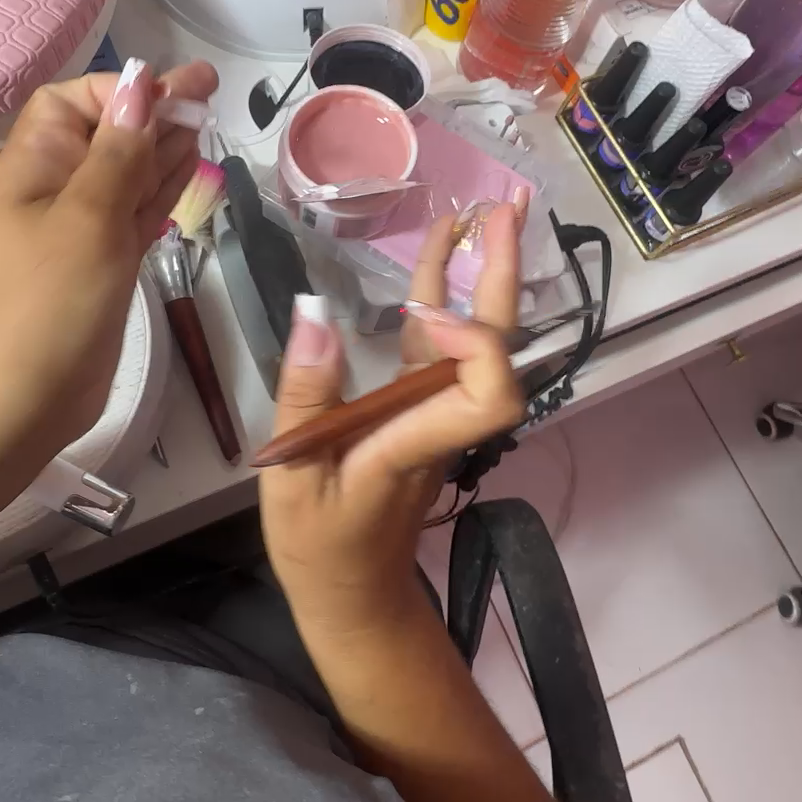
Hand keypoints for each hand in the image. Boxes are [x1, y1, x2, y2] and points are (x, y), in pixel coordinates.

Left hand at [0, 59, 215, 450]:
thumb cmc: (50, 300)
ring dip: (167, 147)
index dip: (124, 93)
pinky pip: (141, 211)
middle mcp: (63, 187)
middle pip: (112, 132)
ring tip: (206, 123)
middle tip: (209, 91)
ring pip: (133, 172)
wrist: (27, 394)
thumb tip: (142, 85)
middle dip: (157, 111)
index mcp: (39, 163)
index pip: (79, 101)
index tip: (172, 98)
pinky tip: (191, 168)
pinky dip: (165, 189)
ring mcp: (88, 226)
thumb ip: (120, 151)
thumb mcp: (88, 215)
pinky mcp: (110, 260)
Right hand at [260, 201, 526, 631]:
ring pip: (474, 342)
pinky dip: (442, 303)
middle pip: (497, 349)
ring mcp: (436, 416)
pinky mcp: (421, 412)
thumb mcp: (293, 477)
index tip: (428, 312)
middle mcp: (441, 424)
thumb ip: (306, 394)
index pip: (485, 395)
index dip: (478, 346)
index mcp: (414, 445)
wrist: (355, 593)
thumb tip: (313, 310)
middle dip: (504, 275)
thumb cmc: (320, 546)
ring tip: (480, 215)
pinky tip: (438, 264)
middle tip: (508, 209)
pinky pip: (442, 351)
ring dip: (481, 276)